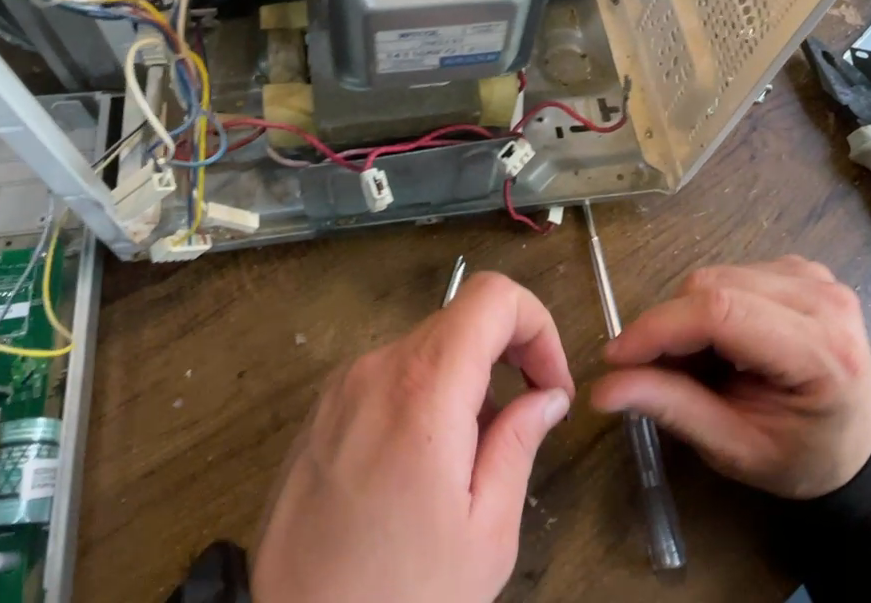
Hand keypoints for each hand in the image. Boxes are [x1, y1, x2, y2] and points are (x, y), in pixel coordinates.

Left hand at [252, 272, 575, 602]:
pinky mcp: (321, 408)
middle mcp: (375, 367)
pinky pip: (389, 376)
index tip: (549, 385)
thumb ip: (519, 444)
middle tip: (523, 424)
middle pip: (460, 321)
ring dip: (464, 383)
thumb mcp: (486, 531)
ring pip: (425, 349)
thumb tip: (546, 395)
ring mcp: (341, 385)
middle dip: (506, 358)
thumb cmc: (401, 592)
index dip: (536, 325)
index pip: (493, 297)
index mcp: (423, 388)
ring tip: (467, 460)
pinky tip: (422, 465)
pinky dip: (423, 396)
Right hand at [590, 257, 870, 499]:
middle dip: (668, 325)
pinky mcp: (802, 268)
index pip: (722, 314)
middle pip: (712, 287)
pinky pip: (730, 273)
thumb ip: (672, 408)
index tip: (615, 357)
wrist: (851, 448)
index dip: (658, 328)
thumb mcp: (735, 449)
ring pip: (715, 275)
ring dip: (687, 315)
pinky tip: (723, 342)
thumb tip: (602, 389)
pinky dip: (709, 305)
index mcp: (822, 353)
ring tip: (696, 362)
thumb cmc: (797, 457)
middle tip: (653, 370)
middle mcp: (825, 301)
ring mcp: (816, 277)